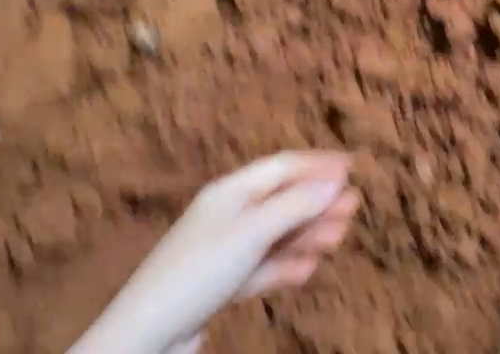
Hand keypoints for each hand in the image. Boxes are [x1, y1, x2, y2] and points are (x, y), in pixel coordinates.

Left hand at [70, 151, 360, 353]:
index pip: (283, 166)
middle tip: (354, 207)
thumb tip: (336, 182)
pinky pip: (263, 267)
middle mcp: (229, 215)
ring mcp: (225, 250)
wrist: (145, 338)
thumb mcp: (253, 232)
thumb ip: (296, 205)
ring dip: (308, 234)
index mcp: (231, 191)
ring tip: (338, 239)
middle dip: (318, 203)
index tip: (352, 166)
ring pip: (276, 235)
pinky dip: (286, 266)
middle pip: (283, 200)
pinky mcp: (222, 284)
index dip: (318, 164)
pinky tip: (306, 272)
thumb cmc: (198, 272)